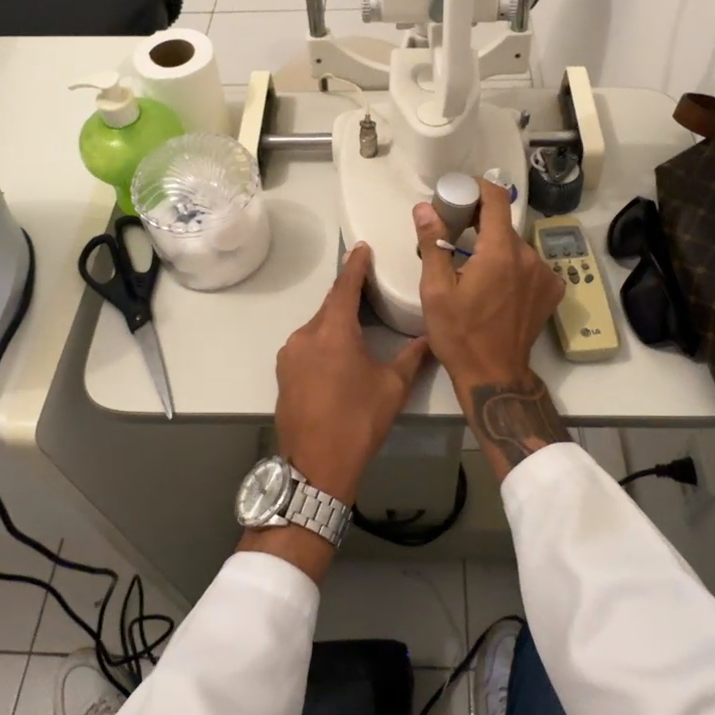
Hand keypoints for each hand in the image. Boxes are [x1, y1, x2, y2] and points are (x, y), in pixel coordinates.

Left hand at [272, 242, 430, 505]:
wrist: (316, 467)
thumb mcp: (393, 388)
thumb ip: (412, 357)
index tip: (361, 247)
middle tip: (370, 287)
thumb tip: (431, 338)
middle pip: (330, 307)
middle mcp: (305, 335)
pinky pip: (307, 346)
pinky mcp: (283, 374)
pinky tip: (339, 354)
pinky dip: (323, 341)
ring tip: (359, 325)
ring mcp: (289, 355)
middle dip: (348, 296)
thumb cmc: (358, 422)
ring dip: (336, 322)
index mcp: (333, 332)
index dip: (355, 266)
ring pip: (317, 327)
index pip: (345, 287)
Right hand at [414, 179, 571, 480]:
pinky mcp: (551, 291)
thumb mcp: (436, 290)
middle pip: (503, 224)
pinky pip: (529, 266)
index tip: (459, 193)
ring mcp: (544, 274)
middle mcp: (528, 256)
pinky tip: (496, 287)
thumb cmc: (460, 334)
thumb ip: (433, 243)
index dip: (477, 187)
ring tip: (474, 272)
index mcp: (500, 251)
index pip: (496, 198)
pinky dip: (513, 268)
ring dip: (496, 249)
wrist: (494, 375)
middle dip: (479, 225)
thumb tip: (425, 208)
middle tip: (455, 239)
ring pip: (516, 246)